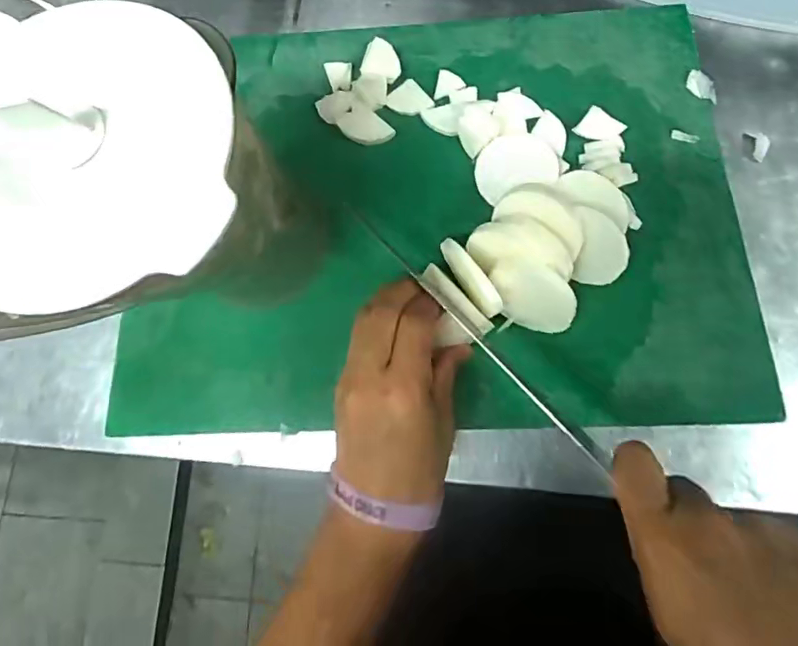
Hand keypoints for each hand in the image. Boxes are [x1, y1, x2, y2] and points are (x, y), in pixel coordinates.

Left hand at [333, 279, 471, 506]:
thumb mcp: (444, 421)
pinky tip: (394, 321)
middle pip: (380, 312)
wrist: (372, 512)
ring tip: (409, 294)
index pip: (412, 323)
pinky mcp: (340, 384)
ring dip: (386, 299)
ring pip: (362, 320)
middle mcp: (370, 377)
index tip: (445, 296)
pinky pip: (357, 338)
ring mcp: (349, 379)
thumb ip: (445, 373)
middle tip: (426, 285)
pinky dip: (375, 319)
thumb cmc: (420, 471)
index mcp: (402, 388)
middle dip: (403, 290)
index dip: (430, 302)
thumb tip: (456, 341)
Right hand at [611, 441, 797, 645]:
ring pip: (731, 524)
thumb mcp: (672, 632)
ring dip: (731, 552)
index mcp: (671, 541)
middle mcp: (714, 521)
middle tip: (697, 581)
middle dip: (687, 529)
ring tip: (746, 606)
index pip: (635, 464)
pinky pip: (771, 541)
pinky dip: (769, 565)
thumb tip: (665, 576)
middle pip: (686, 495)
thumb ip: (663, 582)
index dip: (631, 471)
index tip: (636, 493)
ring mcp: (766, 527)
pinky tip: (781, 610)